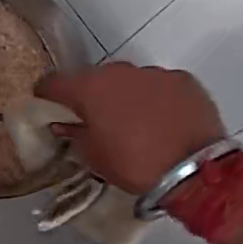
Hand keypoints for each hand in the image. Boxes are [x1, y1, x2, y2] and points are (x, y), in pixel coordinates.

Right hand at [37, 62, 225, 194]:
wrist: (196, 171)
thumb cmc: (134, 164)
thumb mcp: (93, 157)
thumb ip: (74, 135)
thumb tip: (66, 125)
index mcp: (90, 89)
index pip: (54, 82)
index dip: (46, 94)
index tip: (46, 105)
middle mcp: (119, 72)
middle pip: (93, 78)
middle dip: (90, 95)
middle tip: (93, 119)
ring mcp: (154, 73)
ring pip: (128, 80)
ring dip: (124, 95)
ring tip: (132, 121)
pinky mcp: (183, 80)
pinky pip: (159, 85)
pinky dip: (155, 98)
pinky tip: (162, 120)